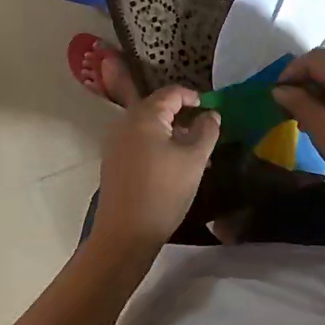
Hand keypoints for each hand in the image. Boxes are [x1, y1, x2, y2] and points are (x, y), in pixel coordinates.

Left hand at [93, 86, 219, 247]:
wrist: (126, 231)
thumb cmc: (164, 191)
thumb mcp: (194, 159)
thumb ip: (206, 131)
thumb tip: (211, 114)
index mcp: (143, 116)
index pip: (170, 93)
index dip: (192, 96)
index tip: (211, 107)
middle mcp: (124, 123)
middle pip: (157, 109)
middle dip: (183, 117)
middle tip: (205, 132)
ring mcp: (115, 143)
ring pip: (148, 128)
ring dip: (172, 134)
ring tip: (195, 153)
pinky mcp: (113, 162)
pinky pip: (138, 143)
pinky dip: (158, 146)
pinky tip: (173, 167)